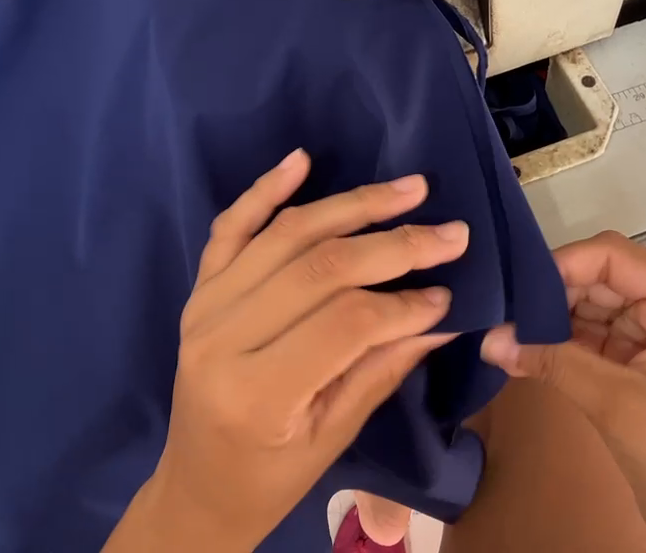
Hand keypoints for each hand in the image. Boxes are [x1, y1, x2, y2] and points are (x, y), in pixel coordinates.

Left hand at [103, 150, 468, 551]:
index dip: (402, 303)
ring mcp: (204, 305)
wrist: (195, 487)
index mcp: (257, 393)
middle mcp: (221, 337)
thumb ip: (383, 368)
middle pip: (318, 268)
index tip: (450, 291)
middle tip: (449, 231)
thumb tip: (443, 314)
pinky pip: (231, 226)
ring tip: (408, 189)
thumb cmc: (269, 477)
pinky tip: (302, 159)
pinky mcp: (199, 287)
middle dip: (393, 244)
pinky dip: (266, 188)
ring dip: (352, 205)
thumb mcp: (333, 438)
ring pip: (286, 235)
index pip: (344, 324)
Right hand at [479, 232, 645, 552]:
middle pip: (606, 280)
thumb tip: (487, 339)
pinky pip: (600, 338)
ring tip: (507, 328)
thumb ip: (552, 361)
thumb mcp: (616, 404)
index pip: (617, 257)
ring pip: (598, 308)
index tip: (517, 283)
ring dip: (556, 319)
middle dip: (555, 294)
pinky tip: (527, 348)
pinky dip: (566, 343)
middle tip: (503, 309)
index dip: (565, 263)